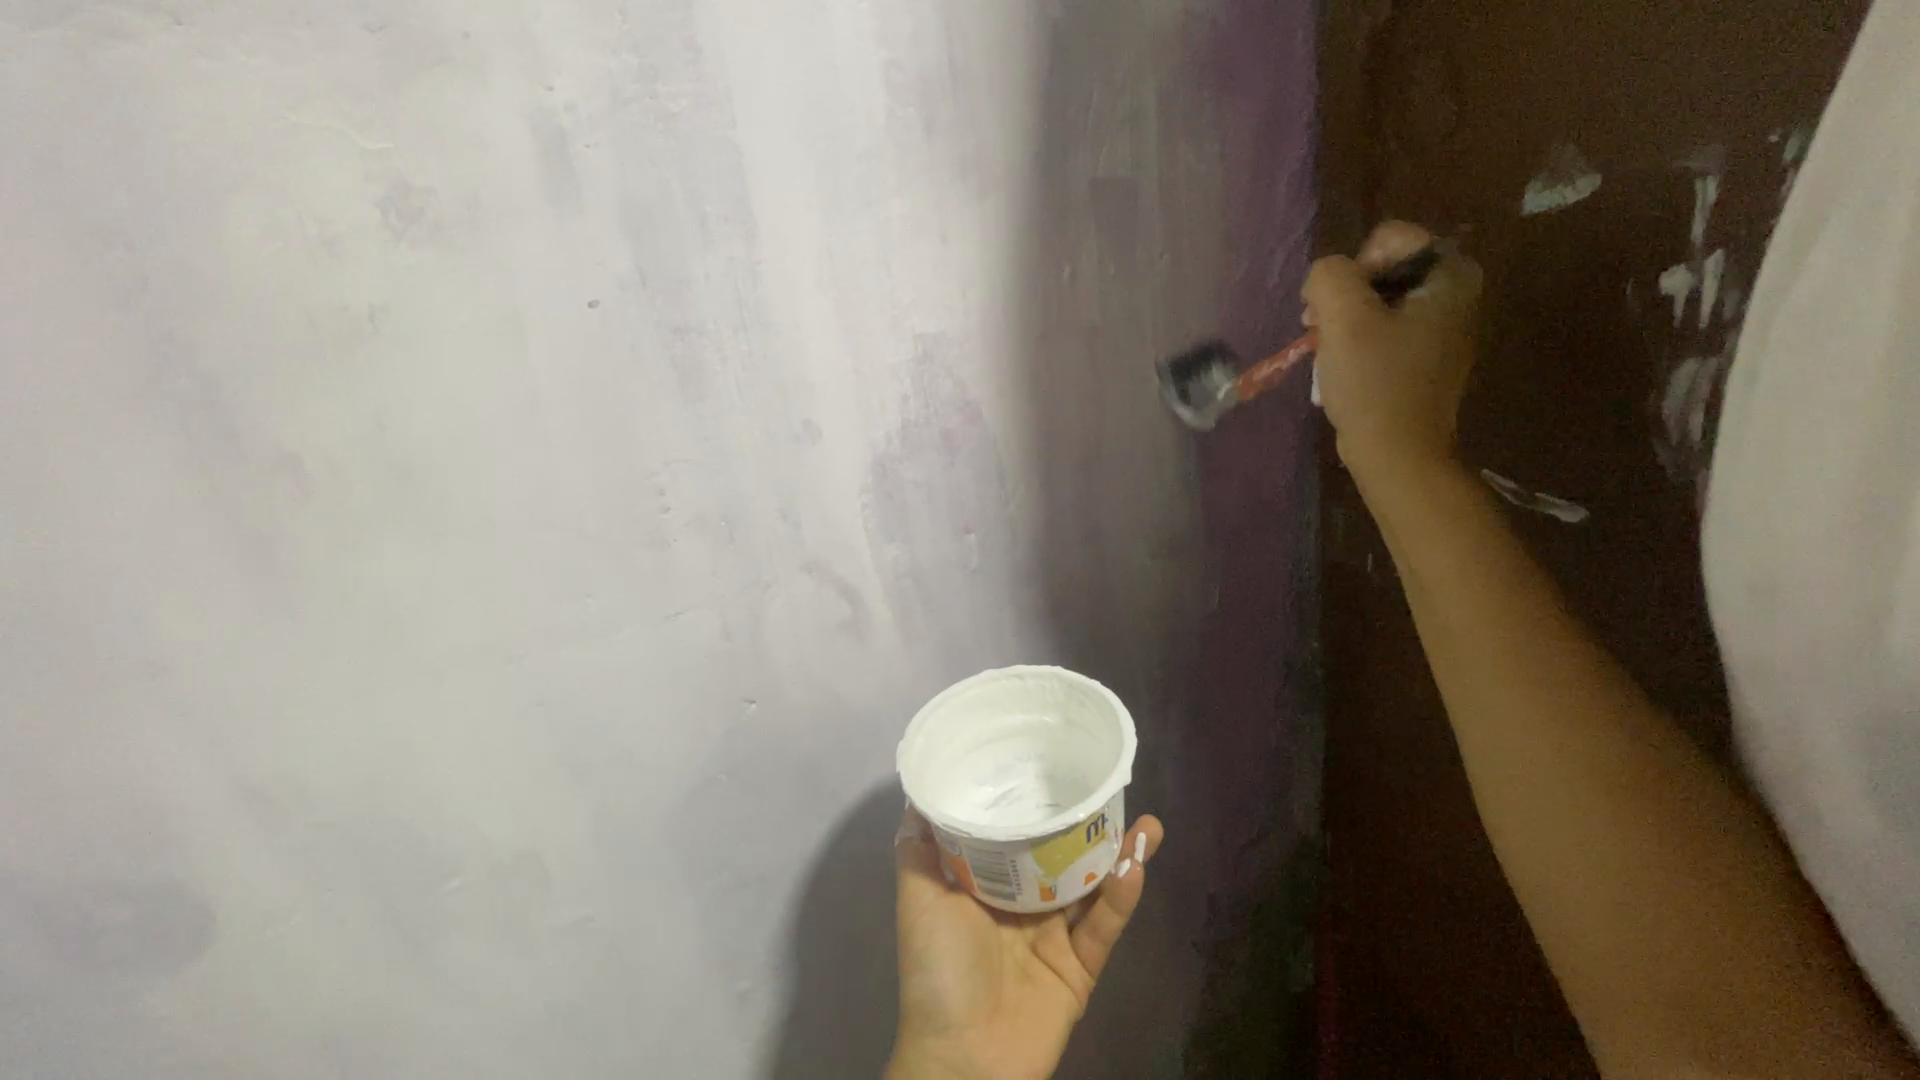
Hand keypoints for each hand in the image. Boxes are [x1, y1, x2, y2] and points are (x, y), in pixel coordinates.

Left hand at [886, 808, 1164, 1079]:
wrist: (964, 1059)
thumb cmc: (938, 971)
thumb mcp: (918, 899)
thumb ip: (918, 848)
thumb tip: (917, 792)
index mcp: (985, 887)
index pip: (1014, 835)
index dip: (1033, 803)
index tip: (1052, 764)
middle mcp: (1021, 906)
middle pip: (1060, 856)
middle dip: (1086, 826)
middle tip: (1110, 790)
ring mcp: (1053, 937)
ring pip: (1092, 887)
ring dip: (1118, 855)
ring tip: (1146, 824)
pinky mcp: (1080, 968)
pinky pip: (1104, 927)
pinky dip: (1121, 899)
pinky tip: (1134, 866)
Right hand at [1302, 221, 1483, 478]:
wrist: (1397, 453)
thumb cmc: (1374, 382)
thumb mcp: (1343, 318)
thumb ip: (1329, 275)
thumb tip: (1326, 278)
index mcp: (1452, 275)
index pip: (1387, 239)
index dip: (1352, 270)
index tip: (1338, 311)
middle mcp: (1459, 294)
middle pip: (1383, 270)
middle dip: (1346, 298)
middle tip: (1324, 333)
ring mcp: (1445, 329)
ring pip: (1380, 303)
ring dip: (1347, 323)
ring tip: (1331, 355)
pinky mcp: (1428, 359)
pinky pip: (1386, 332)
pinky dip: (1361, 345)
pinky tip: (1348, 371)